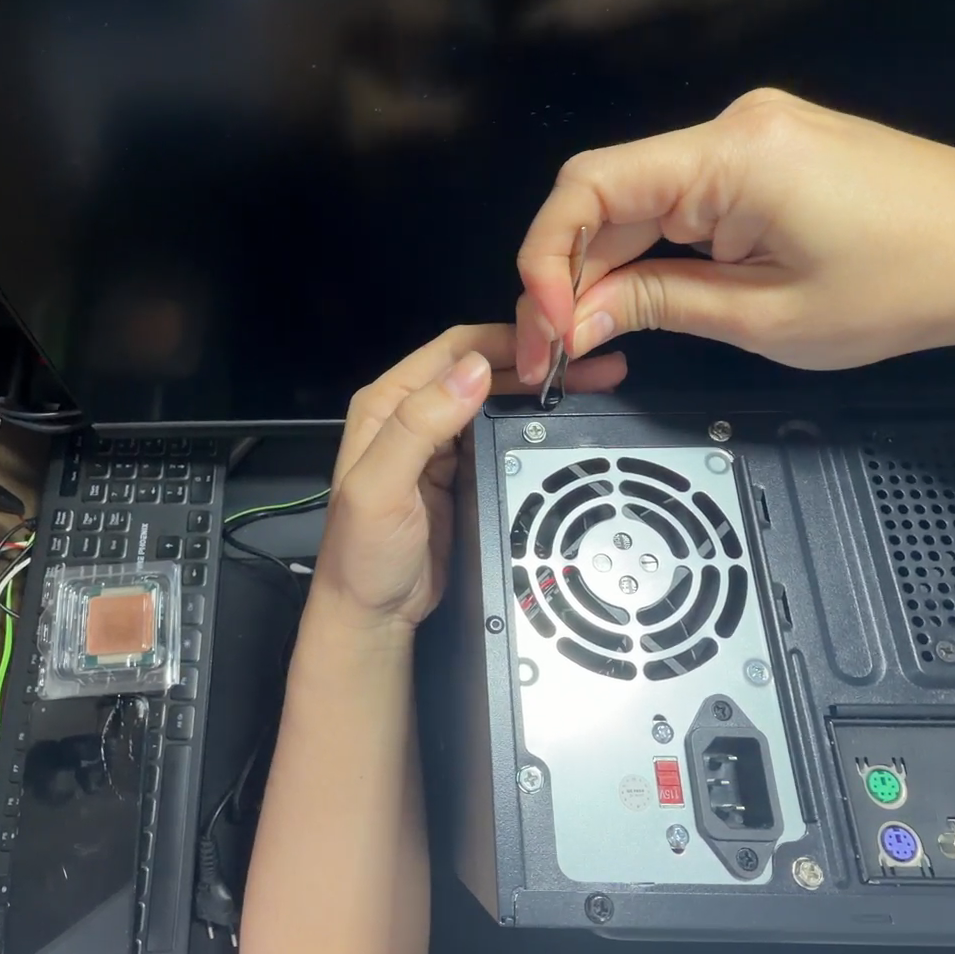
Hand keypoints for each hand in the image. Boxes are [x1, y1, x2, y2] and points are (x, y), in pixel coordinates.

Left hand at [313, 325, 625, 629]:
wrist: (375, 612)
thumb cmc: (363, 554)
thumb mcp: (378, 488)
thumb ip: (417, 426)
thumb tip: (473, 372)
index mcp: (386, 406)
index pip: (451, 351)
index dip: (504, 341)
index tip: (552, 344)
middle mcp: (413, 415)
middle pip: (481, 369)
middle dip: (534, 362)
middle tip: (589, 364)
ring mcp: (442, 444)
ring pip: (498, 398)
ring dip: (541, 390)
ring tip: (591, 384)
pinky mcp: (465, 471)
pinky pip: (505, 433)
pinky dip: (535, 423)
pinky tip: (565, 421)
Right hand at [513, 88, 954, 382]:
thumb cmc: (906, 286)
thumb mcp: (761, 315)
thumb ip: (655, 304)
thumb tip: (573, 320)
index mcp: (731, 153)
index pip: (587, 186)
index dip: (546, 259)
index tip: (551, 327)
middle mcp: (729, 129)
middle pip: (601, 197)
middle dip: (563, 278)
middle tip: (551, 351)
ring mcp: (744, 142)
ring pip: (630, 207)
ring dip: (598, 273)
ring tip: (585, 339)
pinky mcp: (757, 165)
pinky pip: (670, 209)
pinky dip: (640, 259)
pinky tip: (631, 303)